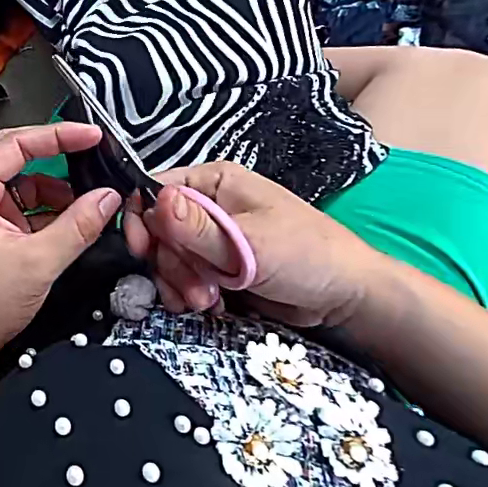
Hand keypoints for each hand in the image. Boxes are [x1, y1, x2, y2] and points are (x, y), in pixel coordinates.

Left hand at [0, 123, 122, 368]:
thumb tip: (108, 197)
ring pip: (28, 182)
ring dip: (60, 188)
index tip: (90, 136)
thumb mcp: (37, 264)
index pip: (14, 145)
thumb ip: (77, 227)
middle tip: (95, 151)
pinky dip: (54, 210)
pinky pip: (29, 205)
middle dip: (59, 154)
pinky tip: (76, 219)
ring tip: (91, 198)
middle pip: (19, 156)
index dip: (56, 135)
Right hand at [122, 161, 389, 327]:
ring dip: (180, 284)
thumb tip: (155, 201)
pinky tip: (213, 305)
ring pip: (169, 258)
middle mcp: (210, 205)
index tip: (144, 253)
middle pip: (159, 230)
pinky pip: (185, 278)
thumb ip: (199, 228)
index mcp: (216, 181)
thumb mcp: (251, 243)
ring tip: (208, 301)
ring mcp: (214, 237)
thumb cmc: (306, 256)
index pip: (156, 190)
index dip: (143, 221)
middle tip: (197, 290)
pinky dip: (190, 294)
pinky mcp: (219, 266)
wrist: (344, 296)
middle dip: (171, 264)